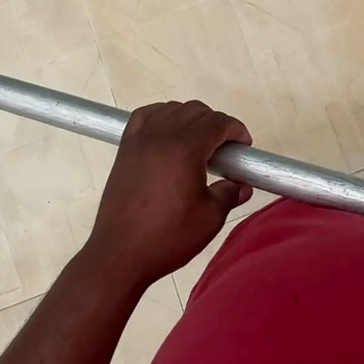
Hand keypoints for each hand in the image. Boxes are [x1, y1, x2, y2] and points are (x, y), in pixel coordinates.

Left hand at [82, 101, 253, 287]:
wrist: (119, 254)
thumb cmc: (167, 237)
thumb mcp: (210, 218)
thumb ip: (229, 194)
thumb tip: (241, 185)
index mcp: (186, 148)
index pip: (218, 122)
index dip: (236, 131)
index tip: (243, 148)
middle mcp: (162, 135)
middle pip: (196, 110)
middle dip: (215, 124)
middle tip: (224, 151)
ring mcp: (140, 139)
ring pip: (171, 109)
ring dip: (189, 118)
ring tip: (197, 144)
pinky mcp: (125, 148)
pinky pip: (145, 116)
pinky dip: (161, 116)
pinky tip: (167, 134)